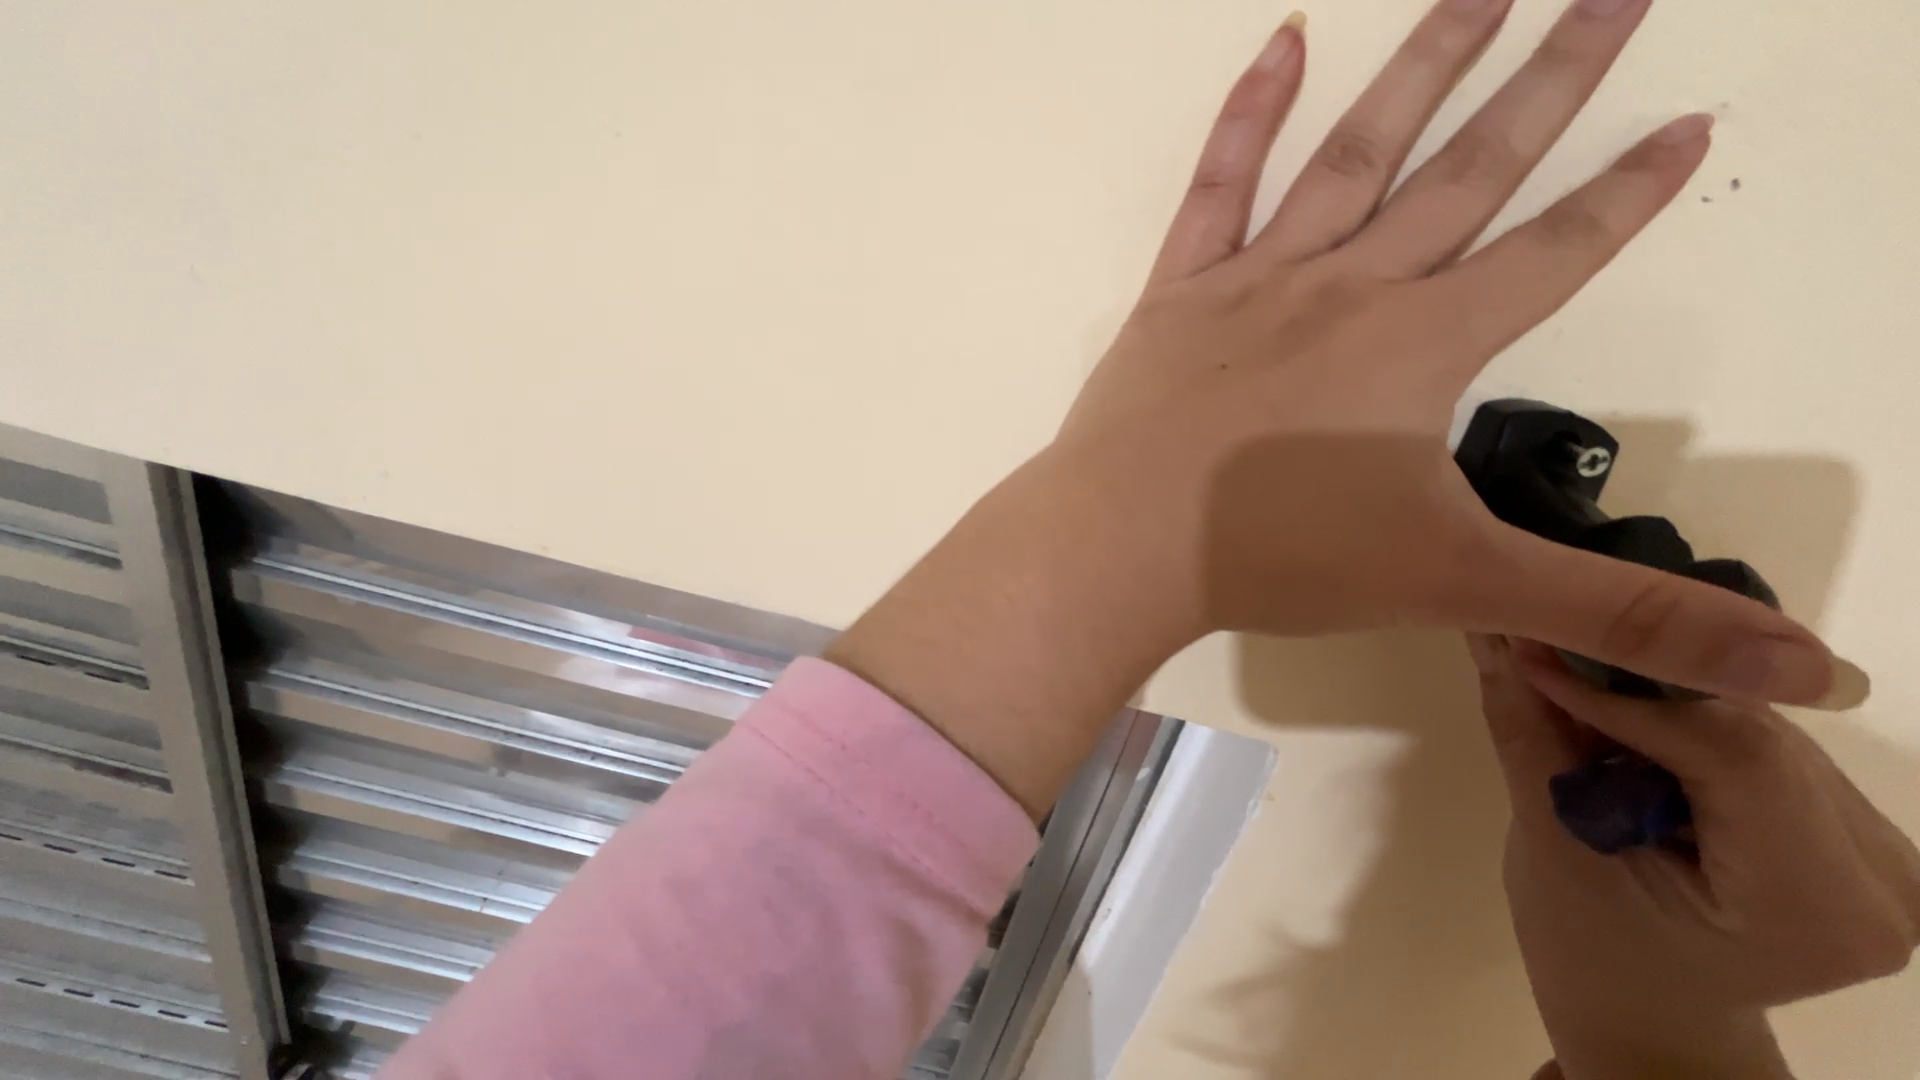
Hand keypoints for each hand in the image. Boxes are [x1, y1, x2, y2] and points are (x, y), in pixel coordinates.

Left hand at [831, 0, 1858, 820]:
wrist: (1124, 546)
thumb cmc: (1277, 559)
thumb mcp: (1459, 586)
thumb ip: (1624, 616)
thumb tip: (1810, 674)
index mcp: (1423, 346)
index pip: (1555, 254)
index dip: (1628, 197)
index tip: (1690, 125)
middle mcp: (1349, 288)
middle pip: (1471, 170)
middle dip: (1553, 81)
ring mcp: (1256, 280)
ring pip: (1355, 152)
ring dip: (1424, 63)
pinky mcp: (1177, 293)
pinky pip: (1217, 185)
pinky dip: (1250, 112)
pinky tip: (1285, 41)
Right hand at [1472, 636, 1919, 1079]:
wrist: (1647, 1010)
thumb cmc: (1588, 950)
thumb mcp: (1547, 844)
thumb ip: (1529, 734)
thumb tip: (1493, 631)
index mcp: (1818, 905)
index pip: (1736, 753)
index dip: (1628, 693)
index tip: (1532, 656)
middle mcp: (1885, 873)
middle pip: (1752, 731)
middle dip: (1635, 689)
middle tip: (1539, 663)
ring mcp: (1879, 847)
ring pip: (1752, 723)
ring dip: (1652, 700)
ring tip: (1569, 696)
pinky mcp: (1848, 825)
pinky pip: (1754, 739)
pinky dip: (1674, 721)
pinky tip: (1616, 728)